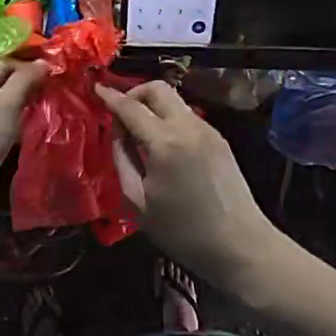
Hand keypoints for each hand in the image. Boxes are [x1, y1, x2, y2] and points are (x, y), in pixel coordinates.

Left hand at [0, 60, 47, 176]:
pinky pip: (0, 120)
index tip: (50, 72)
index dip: (26, 66)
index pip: (1, 64)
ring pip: (1, 103)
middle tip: (51, 88)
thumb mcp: (7, 103)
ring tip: (45, 105)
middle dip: (25, 85)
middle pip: (1, 82)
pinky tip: (30, 124)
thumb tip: (44, 62)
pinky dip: (15, 120)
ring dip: (22, 104)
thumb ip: (25, 80)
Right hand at [97, 82, 278, 288]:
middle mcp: (188, 127)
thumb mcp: (137, 201)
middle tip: (120, 114)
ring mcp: (208, 131)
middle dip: (134, 93)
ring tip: (139, 132)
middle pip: (157, 89)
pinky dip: (168, 118)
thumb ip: (122, 160)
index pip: (131, 107)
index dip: (110, 96)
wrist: (240, 246)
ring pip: (174, 100)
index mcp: (165, 142)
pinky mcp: (219, 140)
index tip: (96, 89)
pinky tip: (161, 144)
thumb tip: (117, 133)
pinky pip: (186, 116)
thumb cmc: (182, 231)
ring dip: (152, 106)